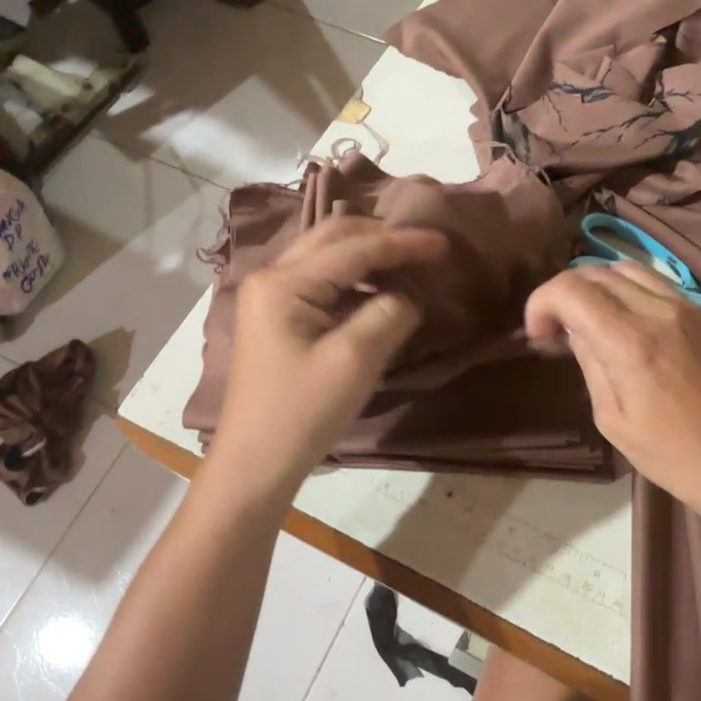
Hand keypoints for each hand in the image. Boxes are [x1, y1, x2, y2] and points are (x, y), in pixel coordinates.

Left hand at [208, 217, 447, 491]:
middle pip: (333, 237)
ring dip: (368, 255)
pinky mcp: (277, 319)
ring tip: (409, 266)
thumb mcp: (355, 360)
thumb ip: (389, 314)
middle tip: (425, 247)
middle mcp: (272, 278)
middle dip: (382, 237)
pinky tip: (380, 292)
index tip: (444, 242)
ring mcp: (270, 298)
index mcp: (284, 282)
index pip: (354, 248)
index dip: (402, 243)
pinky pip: (321, 281)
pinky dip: (354, 279)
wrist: (257, 463)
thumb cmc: (303, 412)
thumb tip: (411, 294)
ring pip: (326, 256)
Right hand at [524, 263, 700, 560]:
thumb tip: (574, 329)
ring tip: (589, 321)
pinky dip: (628, 292)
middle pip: (596, 271)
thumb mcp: (612, 418)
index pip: (571, 289)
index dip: (542, 303)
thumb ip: (590, 362)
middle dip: (565, 293)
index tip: (539, 335)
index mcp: (631, 340)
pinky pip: (656, 284)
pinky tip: (625, 323)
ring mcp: (688, 307)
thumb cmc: (672, 454)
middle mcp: (660, 310)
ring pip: (627, 269)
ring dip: (597, 287)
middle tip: (557, 329)